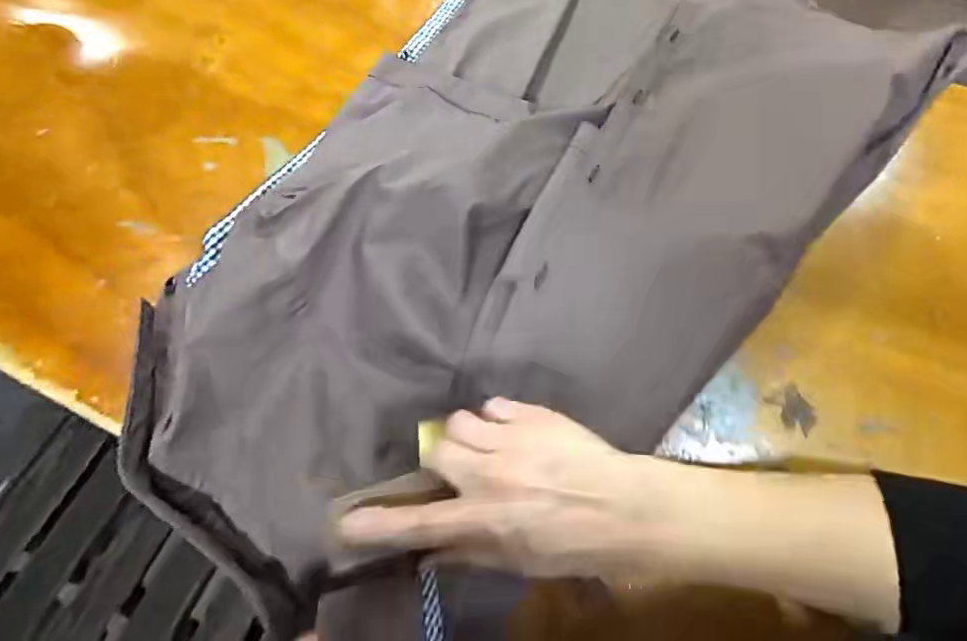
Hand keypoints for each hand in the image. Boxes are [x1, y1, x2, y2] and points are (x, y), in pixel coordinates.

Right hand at [337, 397, 667, 576]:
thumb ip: (471, 551)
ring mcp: (512, 438)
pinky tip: (513, 431)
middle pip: (438, 450)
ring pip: (461, 420)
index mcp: (485, 518)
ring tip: (487, 446)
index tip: (346, 522)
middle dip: (442, 460)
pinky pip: (494, 404)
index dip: (380, 524)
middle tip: (460, 470)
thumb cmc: (570, 544)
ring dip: (467, 435)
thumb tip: (432, 549)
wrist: (619, 503)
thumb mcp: (519, 561)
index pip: (420, 523)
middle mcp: (490, 474)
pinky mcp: (532, 413)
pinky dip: (496, 418)